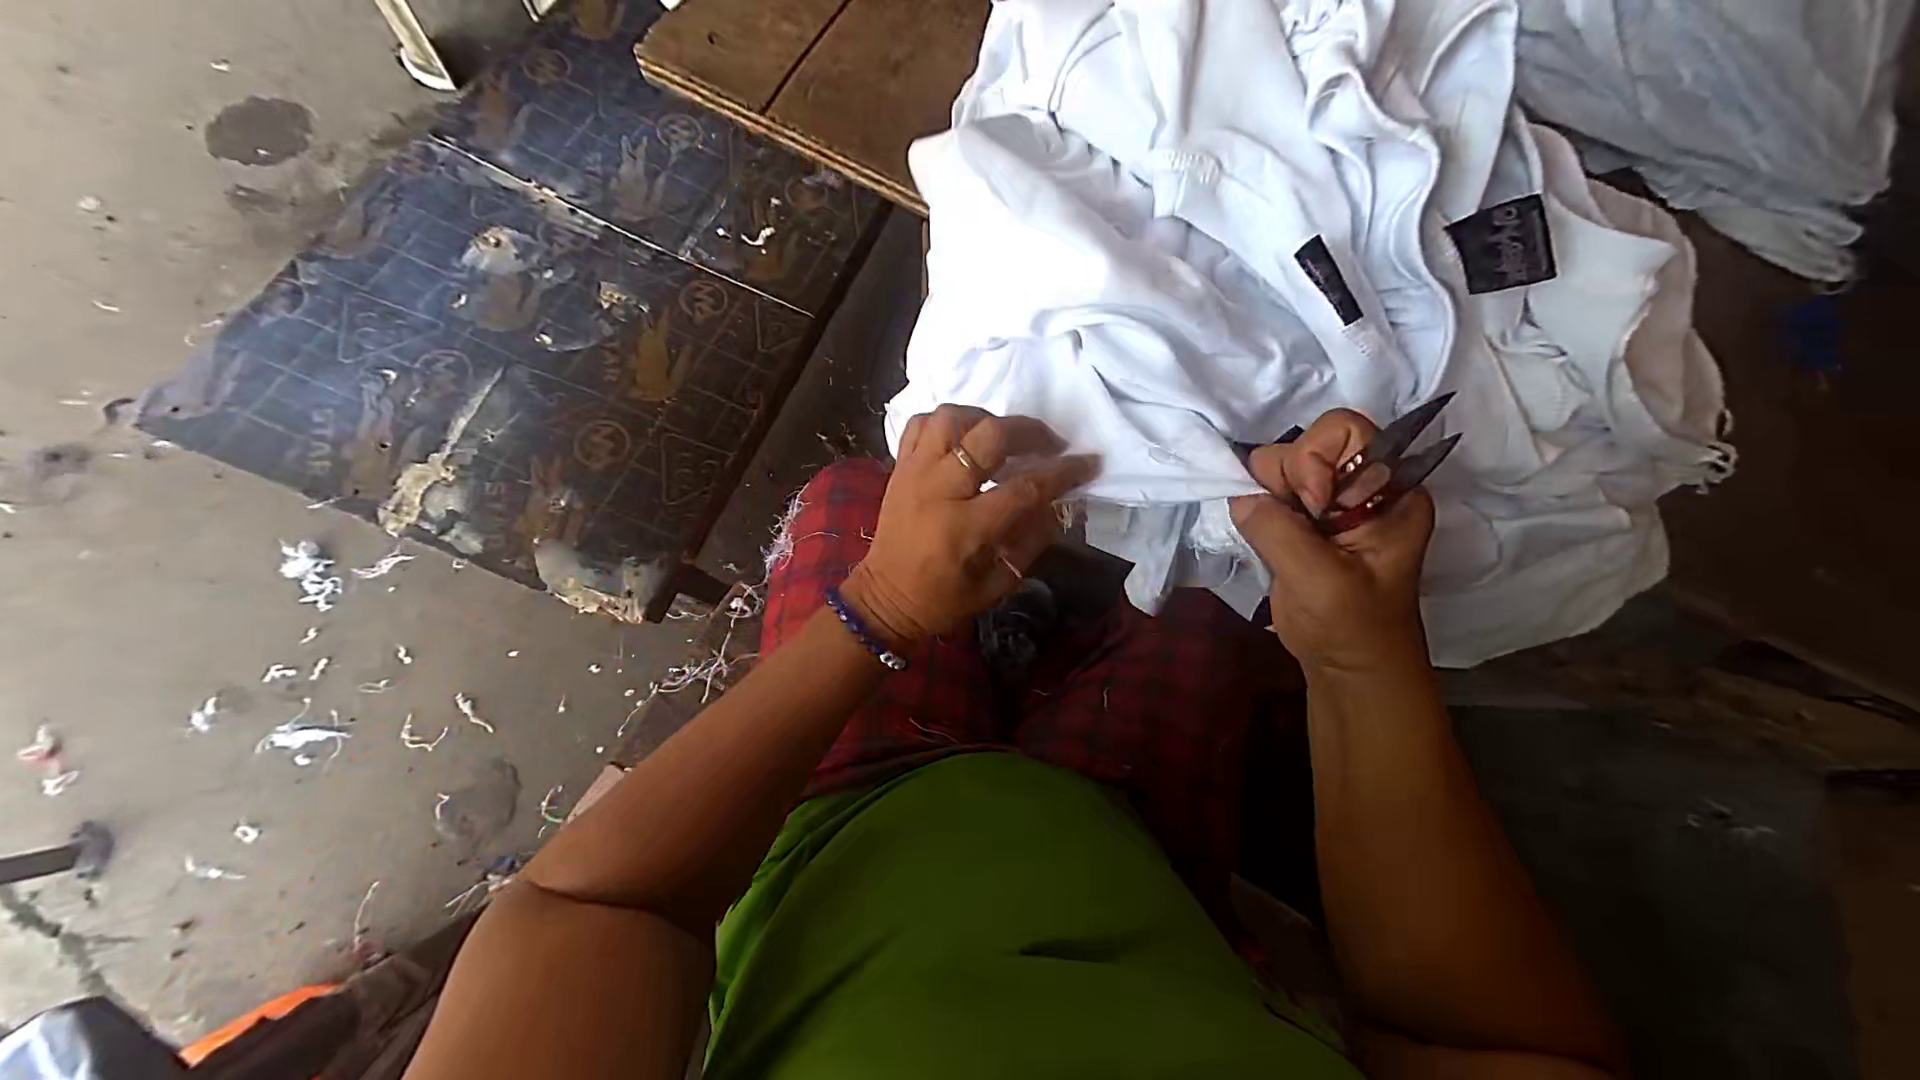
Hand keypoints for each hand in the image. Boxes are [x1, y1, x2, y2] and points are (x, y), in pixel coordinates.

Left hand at [840, 405, 1097, 646]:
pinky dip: (948, 422)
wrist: (883, 599)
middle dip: (1030, 432)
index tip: (1088, 463)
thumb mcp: (995, 585)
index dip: (1063, 472)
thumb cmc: (942, 599)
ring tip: (1005, 436)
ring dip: (986, 418)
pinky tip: (966, 437)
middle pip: (989, 437)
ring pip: (952, 417)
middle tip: (1050, 444)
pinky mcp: (899, 467)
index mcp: (965, 528)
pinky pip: (922, 424)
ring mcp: (914, 472)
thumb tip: (1059, 505)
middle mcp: (938, 490)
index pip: (1025, 488)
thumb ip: (1030, 542)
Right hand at [1230, 409, 1434, 676]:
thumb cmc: (1352, 626)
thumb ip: (1279, 531)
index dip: (1316, 459)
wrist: (1348, 666)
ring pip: (1277, 466)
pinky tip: (1265, 537)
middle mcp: (1360, 486)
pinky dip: (1255, 506)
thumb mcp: (1321, 579)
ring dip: (1266, 495)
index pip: (1348, 432)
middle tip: (1290, 525)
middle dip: (1285, 479)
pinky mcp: (1298, 520)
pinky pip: (1265, 491)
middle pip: (1306, 444)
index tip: (1311, 507)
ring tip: (1277, 538)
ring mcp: (1327, 503)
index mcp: (1390, 491)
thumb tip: (1243, 497)